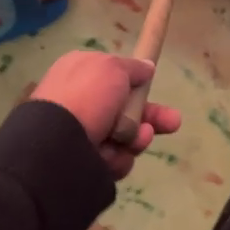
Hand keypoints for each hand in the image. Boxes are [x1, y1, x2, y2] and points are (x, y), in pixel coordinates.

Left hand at [31, 52, 182, 179]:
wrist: (57, 145)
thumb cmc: (86, 97)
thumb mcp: (114, 68)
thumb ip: (134, 67)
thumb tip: (147, 67)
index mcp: (80, 75)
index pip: (116, 78)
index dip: (138, 84)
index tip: (153, 86)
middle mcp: (81, 103)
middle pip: (127, 110)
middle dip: (151, 118)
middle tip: (172, 123)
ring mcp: (82, 134)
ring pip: (125, 137)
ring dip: (136, 139)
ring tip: (133, 141)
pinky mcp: (83, 162)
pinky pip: (113, 160)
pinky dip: (117, 159)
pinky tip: (111, 157)